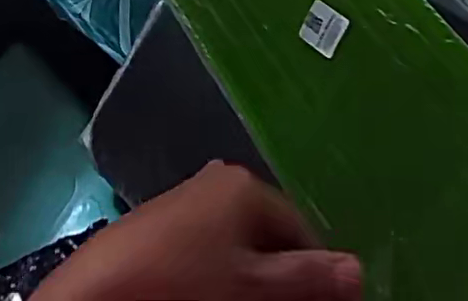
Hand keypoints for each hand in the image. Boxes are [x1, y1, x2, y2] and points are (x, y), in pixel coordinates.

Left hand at [34, 162, 361, 300]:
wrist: (108, 284)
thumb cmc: (188, 279)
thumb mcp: (254, 285)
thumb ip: (307, 277)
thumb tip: (359, 269)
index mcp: (245, 185)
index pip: (303, 231)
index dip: (318, 275)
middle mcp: (221, 180)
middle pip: (273, 234)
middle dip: (286, 275)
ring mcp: (194, 197)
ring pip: (245, 242)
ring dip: (258, 276)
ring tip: (250, 300)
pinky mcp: (172, 218)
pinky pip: (217, 244)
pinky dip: (228, 271)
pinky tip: (219, 293)